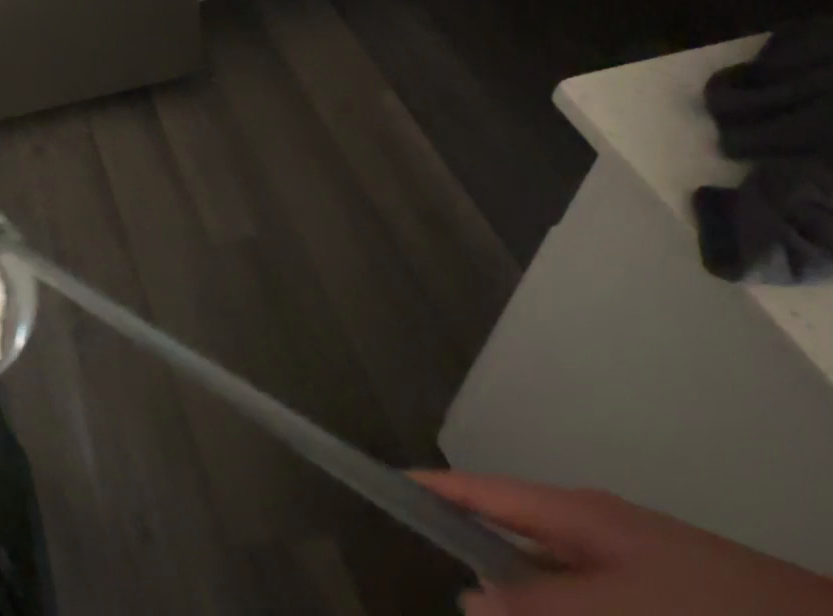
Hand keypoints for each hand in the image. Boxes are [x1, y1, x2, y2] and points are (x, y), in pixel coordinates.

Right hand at [414, 471, 832, 614]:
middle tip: (460, 603)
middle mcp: (596, 535)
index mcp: (575, 515)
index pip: (480, 492)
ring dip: (527, 603)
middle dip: (482, 573)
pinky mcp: (661, 602)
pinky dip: (564, 610)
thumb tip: (470, 599)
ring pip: (553, 587)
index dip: (430, 489)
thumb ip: (536, 603)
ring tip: (498, 611)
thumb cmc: (708, 609)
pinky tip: (550, 614)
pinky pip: (591, 604)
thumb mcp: (614, 607)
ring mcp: (633, 572)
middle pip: (513, 548)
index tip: (381, 487)